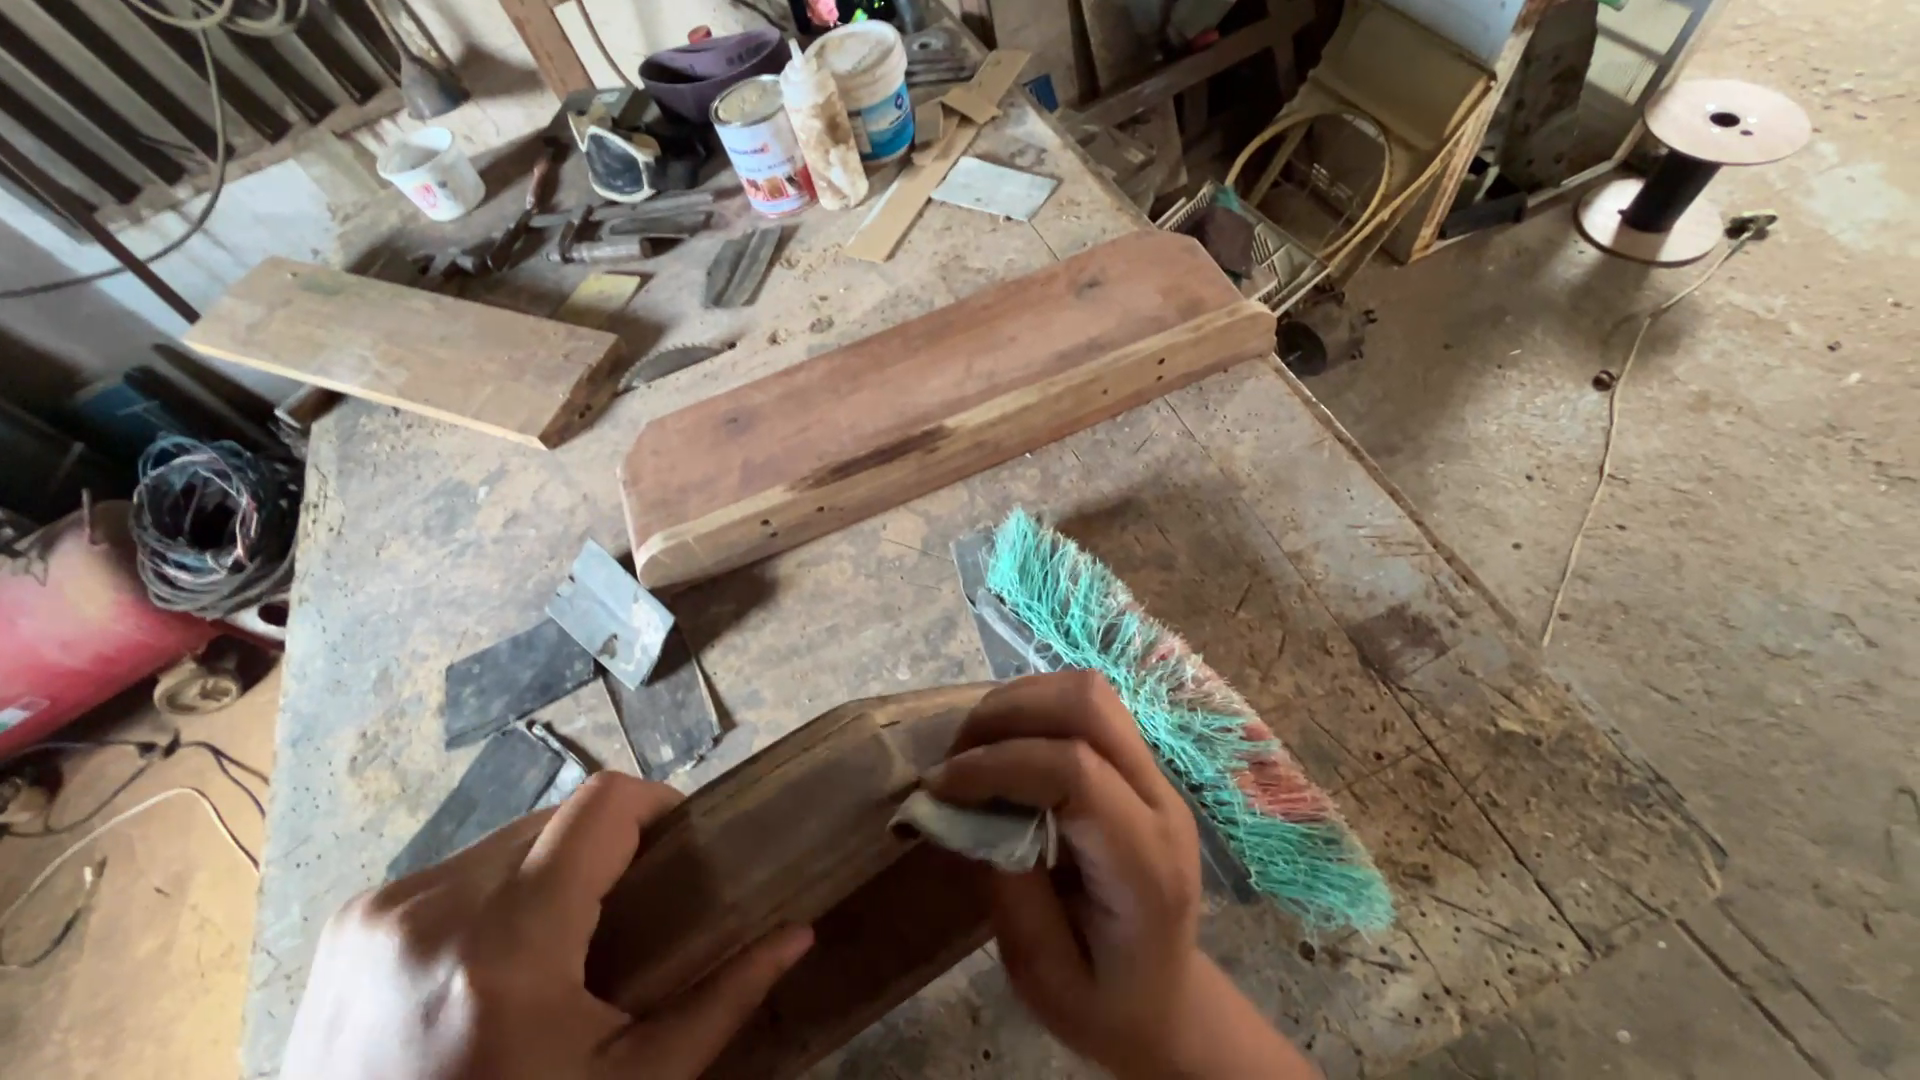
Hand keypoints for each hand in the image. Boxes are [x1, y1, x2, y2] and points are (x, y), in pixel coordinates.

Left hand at [282, 772, 813, 1079]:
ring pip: (508, 839)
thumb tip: (797, 933)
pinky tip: (501, 959)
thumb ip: (720, 1002)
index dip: (659, 805)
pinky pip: (457, 869)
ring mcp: (378, 911)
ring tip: (568, 941)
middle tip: (633, 911)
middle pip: (559, 818)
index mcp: (507, 945)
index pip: (603, 804)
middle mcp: (431, 905)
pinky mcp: (348, 923)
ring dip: (553, 869)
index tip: (683, 846)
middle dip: (608, 849)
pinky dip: (499, 892)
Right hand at [925, 671, 1317, 1079]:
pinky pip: (1088, 707)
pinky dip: (1034, 709)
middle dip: (1005, 715)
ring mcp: (1156, 775)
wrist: (1165, 999)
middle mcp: (1160, 801)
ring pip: (1089, 691)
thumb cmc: (1104, 1002)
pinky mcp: (1139, 766)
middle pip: (1089, 705)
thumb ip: (1009, 888)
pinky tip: (1003, 747)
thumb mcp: (1042, 975)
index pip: (1077, 771)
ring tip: (973, 749)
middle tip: (953, 759)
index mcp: (1144, 863)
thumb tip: (968, 808)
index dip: (999, 765)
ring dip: (1018, 703)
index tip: (941, 788)